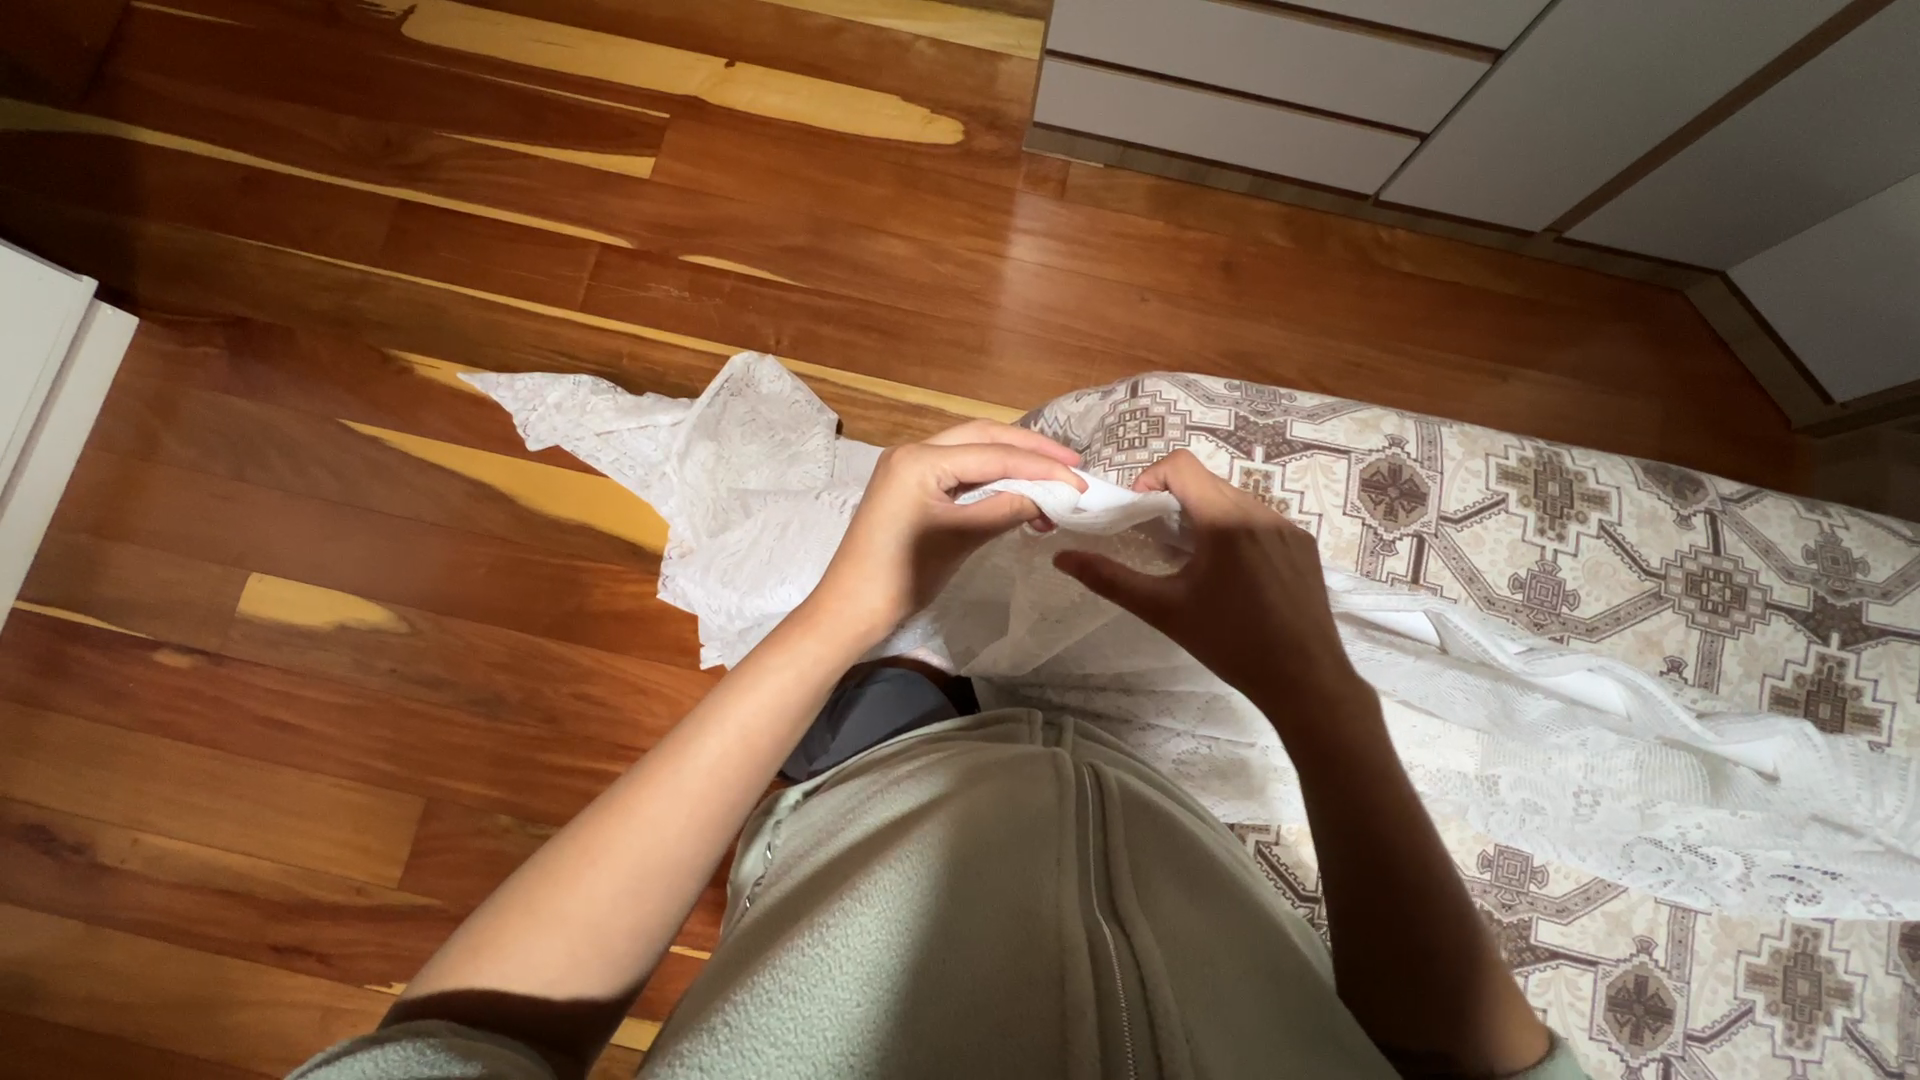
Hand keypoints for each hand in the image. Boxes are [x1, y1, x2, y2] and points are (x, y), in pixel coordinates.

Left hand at [808, 420, 1084, 644]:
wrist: (851, 608)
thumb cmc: (902, 575)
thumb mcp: (960, 539)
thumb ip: (1007, 508)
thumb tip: (1050, 496)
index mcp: (920, 459)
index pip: (994, 454)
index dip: (1041, 466)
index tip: (1080, 480)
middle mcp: (913, 451)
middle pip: (984, 437)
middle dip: (1030, 450)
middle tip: (1073, 464)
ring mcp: (908, 467)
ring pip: (972, 451)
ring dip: (1012, 463)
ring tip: (1053, 478)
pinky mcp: (909, 486)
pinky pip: (958, 472)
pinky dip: (990, 479)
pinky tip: (1018, 491)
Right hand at [1053, 450, 1369, 726]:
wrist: (1304, 680)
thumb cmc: (1229, 643)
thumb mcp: (1163, 610)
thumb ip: (1110, 579)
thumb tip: (1061, 558)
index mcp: (1224, 520)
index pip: (1181, 465)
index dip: (1150, 479)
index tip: (1138, 515)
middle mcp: (1260, 511)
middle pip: (1206, 482)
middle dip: (1174, 502)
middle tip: (1159, 544)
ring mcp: (1288, 527)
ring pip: (1235, 499)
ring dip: (1205, 517)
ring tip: (1196, 562)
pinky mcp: (1304, 544)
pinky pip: (1261, 520)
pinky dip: (1236, 532)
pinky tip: (1234, 576)